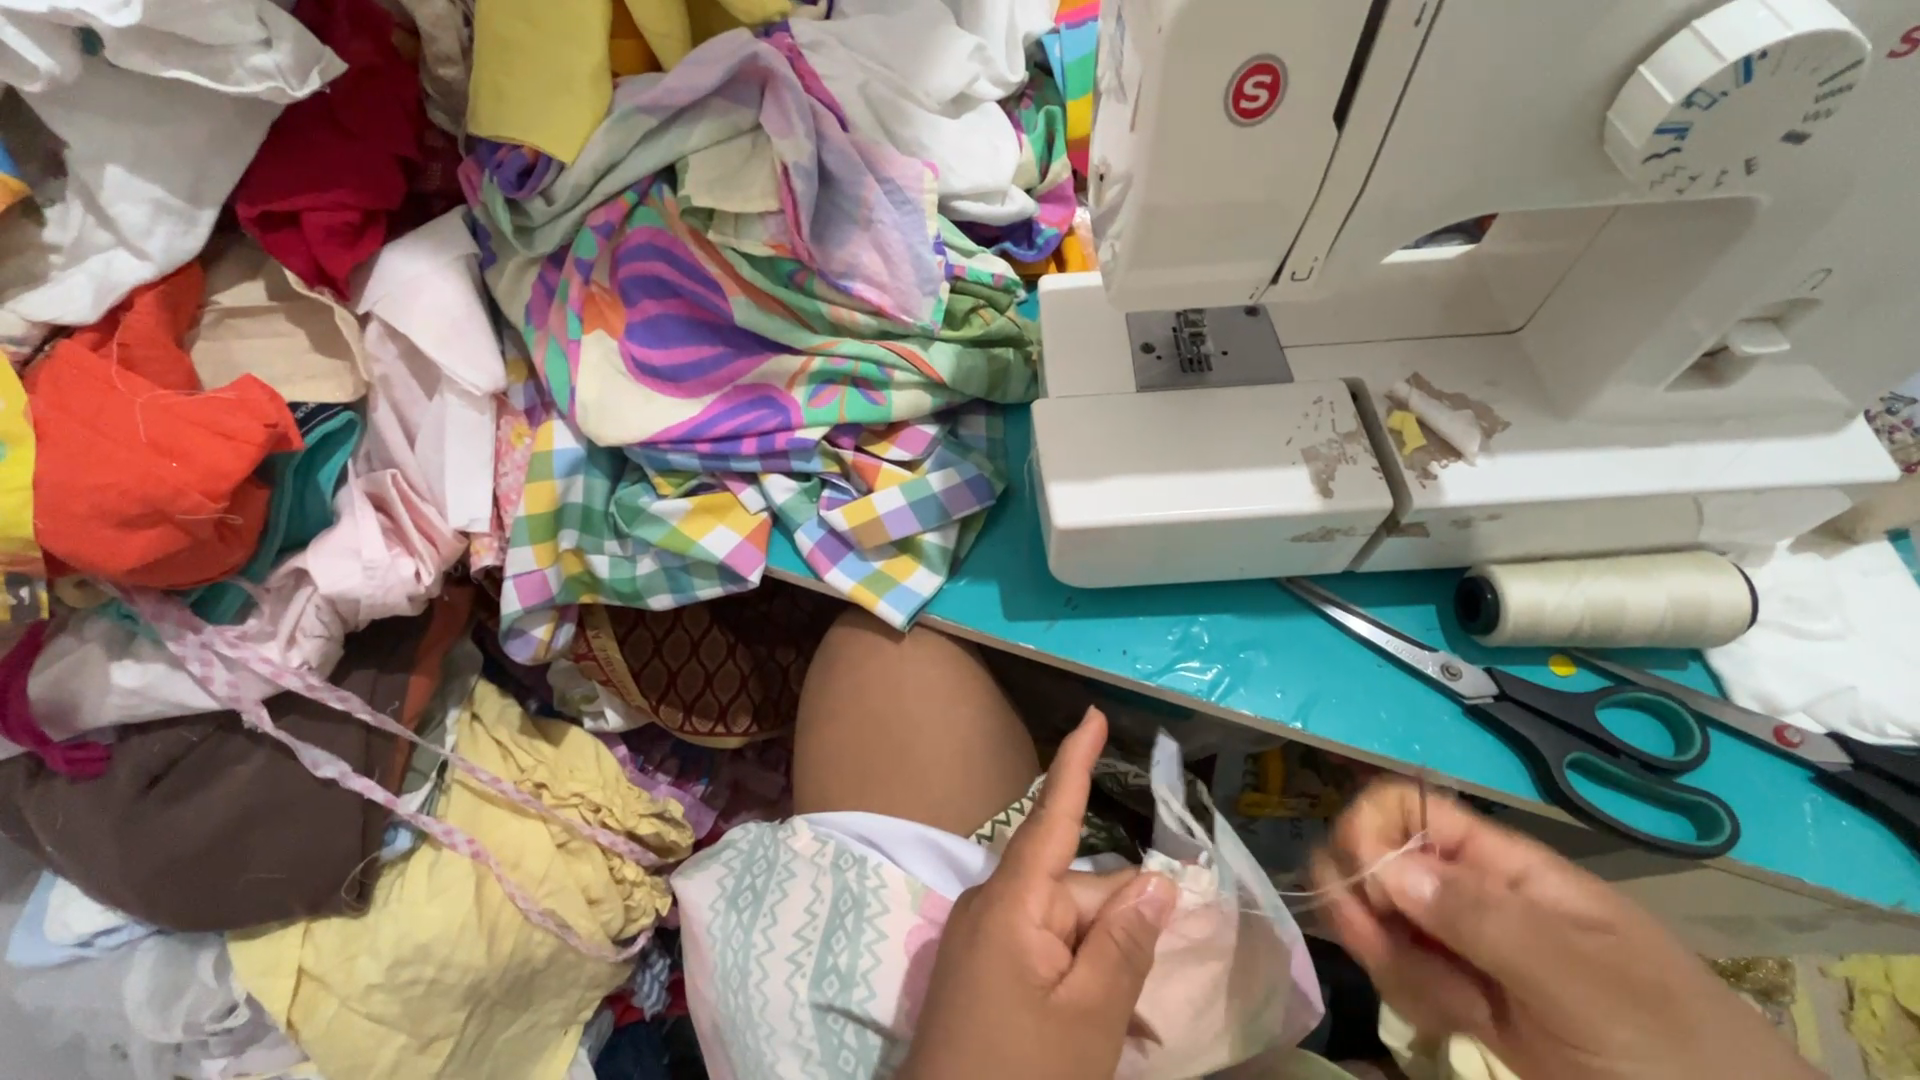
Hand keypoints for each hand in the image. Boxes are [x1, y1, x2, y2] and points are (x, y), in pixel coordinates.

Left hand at [898, 708, 1177, 1079]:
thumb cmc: (1020, 1073)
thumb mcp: (1089, 1016)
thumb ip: (1124, 942)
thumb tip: (1157, 881)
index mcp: (1011, 902)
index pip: (1052, 817)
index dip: (1075, 764)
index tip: (1092, 714)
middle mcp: (991, 905)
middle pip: (1075, 891)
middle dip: (1119, 930)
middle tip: (1146, 1001)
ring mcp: (981, 938)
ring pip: (1064, 928)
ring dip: (1103, 966)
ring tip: (1129, 1030)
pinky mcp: (979, 968)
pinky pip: (1042, 954)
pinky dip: (1077, 981)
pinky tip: (1106, 1027)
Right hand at [1315, 780, 1817, 1079]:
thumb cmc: (1671, 1046)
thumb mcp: (1585, 982)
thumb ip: (1484, 920)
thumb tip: (1384, 866)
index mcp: (1508, 867)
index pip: (1408, 811)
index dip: (1371, 833)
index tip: (1370, 888)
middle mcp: (1477, 896)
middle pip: (1379, 866)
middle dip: (1366, 906)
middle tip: (1381, 949)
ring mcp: (1469, 950)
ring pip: (1383, 925)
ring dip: (1395, 964)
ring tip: (1456, 1010)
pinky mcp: (1466, 999)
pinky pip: (1405, 977)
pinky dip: (1412, 998)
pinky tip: (1457, 1027)